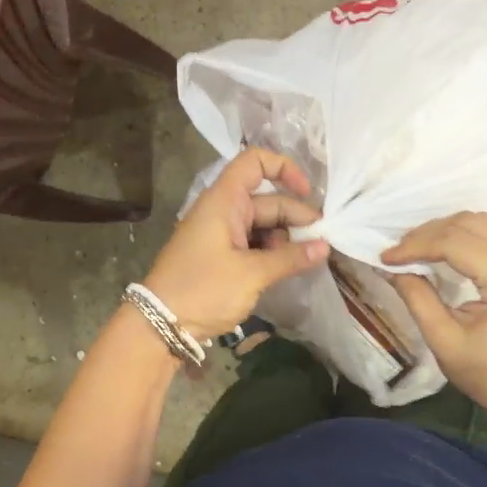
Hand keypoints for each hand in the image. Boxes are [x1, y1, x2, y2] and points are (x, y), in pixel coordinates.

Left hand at [141, 148, 330, 339]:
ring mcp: (222, 234)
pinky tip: (290, 268)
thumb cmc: (204, 290)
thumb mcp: (252, 274)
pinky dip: (273, 253)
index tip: (307, 194)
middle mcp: (223, 211)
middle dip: (296, 218)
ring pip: (264, 226)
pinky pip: (254, 245)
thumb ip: (290, 258)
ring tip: (308, 260)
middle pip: (268, 200)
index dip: (284, 169)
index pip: (255, 162)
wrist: (161, 324)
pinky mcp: (222, 257)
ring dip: (287, 240)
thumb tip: (325, 247)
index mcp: (224, 201)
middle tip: (323, 243)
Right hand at [382, 211, 486, 421]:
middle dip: (429, 234)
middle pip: (470, 224)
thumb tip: (393, 268)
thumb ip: (417, 298)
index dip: (416, 246)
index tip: (386, 258)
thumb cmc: (485, 374)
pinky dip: (467, 235)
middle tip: (399, 253)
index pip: (456, 243)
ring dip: (447, 230)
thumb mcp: (443, 340)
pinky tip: (446, 250)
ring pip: (484, 222)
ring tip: (418, 249)